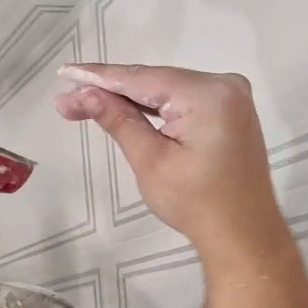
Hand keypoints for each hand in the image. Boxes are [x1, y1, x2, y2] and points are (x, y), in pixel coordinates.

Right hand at [54, 63, 291, 269]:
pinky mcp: (227, 110)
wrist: (242, 233)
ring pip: (165, 90)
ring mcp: (229, 95)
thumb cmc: (195, 203)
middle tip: (66, 99)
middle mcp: (223, 83)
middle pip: (153, 80)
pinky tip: (121, 108)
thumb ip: (119, 120)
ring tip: (82, 103)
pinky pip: (180, 100)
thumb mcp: (150, 161)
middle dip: (109, 90)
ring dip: (126, 98)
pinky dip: (151, 107)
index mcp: (207, 94)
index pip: (141, 78)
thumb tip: (84, 94)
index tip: (65, 73)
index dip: (99, 77)